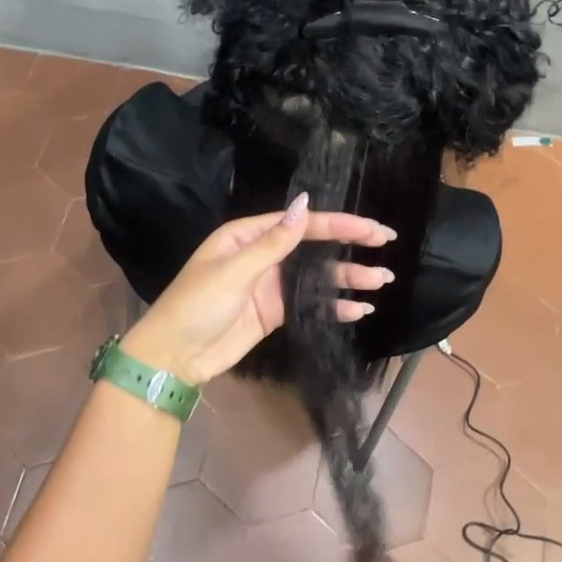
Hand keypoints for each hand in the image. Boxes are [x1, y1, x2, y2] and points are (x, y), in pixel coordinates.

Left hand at [117, 193, 396, 386]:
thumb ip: (273, 243)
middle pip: (313, 246)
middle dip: (349, 244)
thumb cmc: (196, 305)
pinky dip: (334, 306)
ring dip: (348, 277)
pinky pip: (311, 304)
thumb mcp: (234, 271)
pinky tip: (360, 308)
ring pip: (317, 277)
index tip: (370, 227)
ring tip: (383, 279)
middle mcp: (261, 255)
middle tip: (386, 241)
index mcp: (246, 236)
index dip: (336, 224)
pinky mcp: (274, 313)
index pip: (299, 223)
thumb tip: (304, 205)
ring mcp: (269, 285)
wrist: (174, 356)